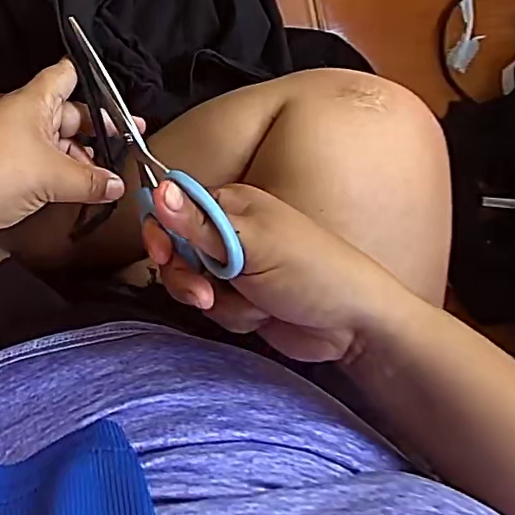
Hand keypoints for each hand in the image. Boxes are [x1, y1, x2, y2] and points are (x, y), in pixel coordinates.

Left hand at [0, 60, 125, 258]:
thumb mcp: (53, 175)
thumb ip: (91, 180)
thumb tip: (117, 184)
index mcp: (33, 102)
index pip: (66, 75)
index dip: (93, 80)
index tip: (118, 95)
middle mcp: (24, 118)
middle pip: (70, 115)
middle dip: (99, 129)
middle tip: (130, 139)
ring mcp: (15, 145)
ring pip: (60, 144)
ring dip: (83, 159)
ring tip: (109, 176)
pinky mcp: (7, 171)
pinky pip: (45, 167)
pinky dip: (65, 176)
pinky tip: (84, 190)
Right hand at [141, 182, 413, 362]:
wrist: (353, 325)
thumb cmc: (315, 271)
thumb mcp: (253, 244)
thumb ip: (200, 222)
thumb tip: (161, 189)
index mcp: (232, 204)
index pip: (175, 205)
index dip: (161, 229)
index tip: (161, 253)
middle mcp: (230, 231)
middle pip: (176, 247)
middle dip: (185, 274)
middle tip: (205, 290)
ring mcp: (235, 266)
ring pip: (191, 282)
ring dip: (212, 298)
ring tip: (246, 303)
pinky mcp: (240, 297)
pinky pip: (212, 307)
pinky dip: (232, 315)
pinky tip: (261, 314)